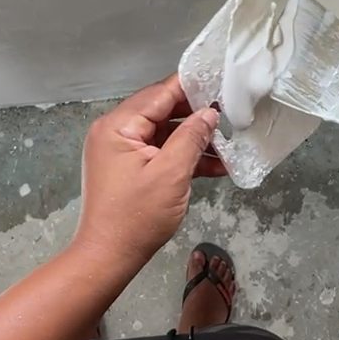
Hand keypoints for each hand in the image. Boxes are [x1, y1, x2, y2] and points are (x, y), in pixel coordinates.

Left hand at [72, 74, 223, 266]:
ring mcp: (121, 150)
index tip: (220, 82)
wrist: (109, 257)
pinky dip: (183, 157)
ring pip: (164, 133)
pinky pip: (159, 152)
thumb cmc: (135, 219)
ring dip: (194, 140)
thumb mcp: (171, 175)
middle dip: (196, 116)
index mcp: (117, 126)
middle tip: (229, 115)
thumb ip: (191, 138)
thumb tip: (209, 113)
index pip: (159, 93)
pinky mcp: (129, 168)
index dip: (191, 87)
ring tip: (227, 146)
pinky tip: (213, 165)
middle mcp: (115, 132)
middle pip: (162, 111)